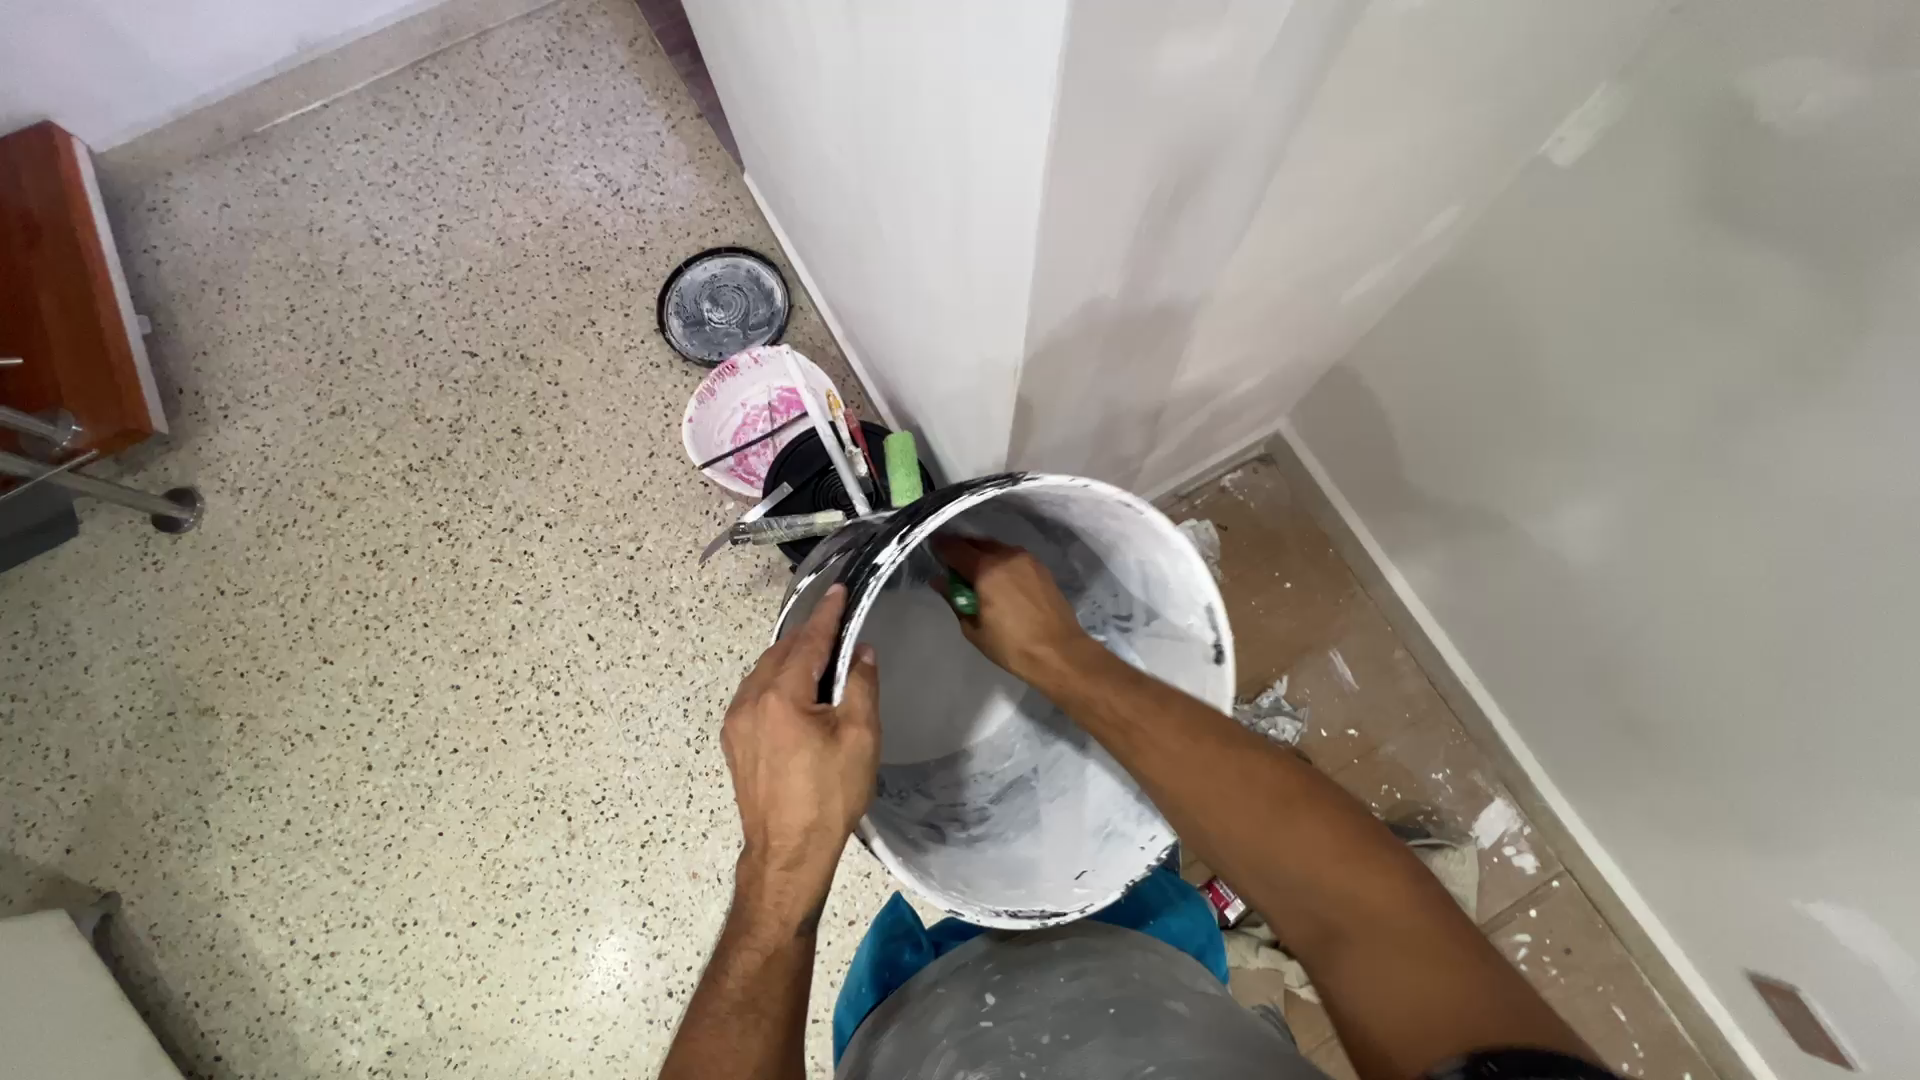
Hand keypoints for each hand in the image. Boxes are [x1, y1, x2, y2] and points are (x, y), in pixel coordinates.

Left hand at [721, 584, 879, 929]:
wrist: (788, 853)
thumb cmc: (829, 795)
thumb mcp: (860, 737)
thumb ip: (861, 685)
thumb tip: (860, 652)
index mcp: (781, 696)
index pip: (808, 641)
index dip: (827, 614)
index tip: (840, 590)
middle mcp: (750, 701)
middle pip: (781, 651)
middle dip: (810, 634)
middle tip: (838, 623)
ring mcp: (736, 721)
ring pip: (765, 671)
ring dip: (793, 657)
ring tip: (823, 655)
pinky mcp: (734, 740)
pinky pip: (756, 693)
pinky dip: (778, 679)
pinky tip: (798, 689)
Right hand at [931, 536, 1094, 683]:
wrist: (1059, 652)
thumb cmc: (1011, 646)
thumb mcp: (973, 628)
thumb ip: (954, 599)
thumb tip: (939, 581)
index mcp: (986, 570)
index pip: (955, 549)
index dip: (941, 547)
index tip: (932, 548)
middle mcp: (1006, 556)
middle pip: (977, 543)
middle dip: (962, 548)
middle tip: (951, 561)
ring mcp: (1027, 559)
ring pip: (997, 548)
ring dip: (982, 553)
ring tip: (975, 570)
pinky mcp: (1041, 568)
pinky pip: (1013, 556)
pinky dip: (1000, 560)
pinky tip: (998, 577)